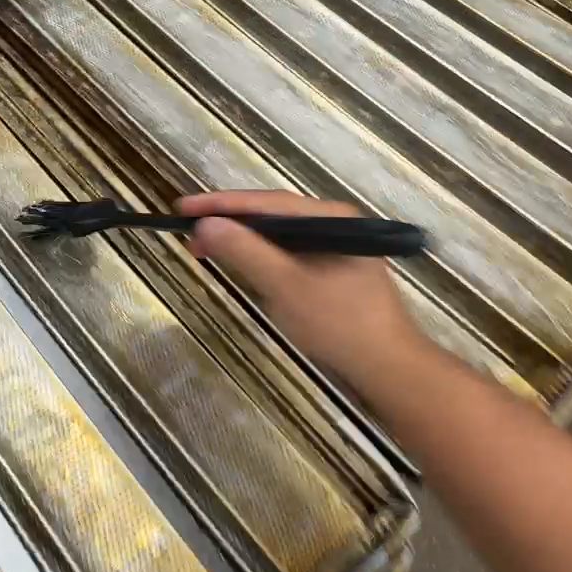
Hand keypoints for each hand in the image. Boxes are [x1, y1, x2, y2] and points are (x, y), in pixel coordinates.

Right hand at [178, 190, 427, 382]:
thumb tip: (205, 223)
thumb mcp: (285, 285)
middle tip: (186, 230)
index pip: (266, 202)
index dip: (219, 203)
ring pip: (275, 233)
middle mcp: (334, 224)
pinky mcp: (329, 270)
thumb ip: (245, 251)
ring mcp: (333, 247)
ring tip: (202, 246)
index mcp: (331, 218)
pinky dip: (255, 254)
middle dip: (226, 220)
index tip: (182, 207)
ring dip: (238, 238)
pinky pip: (283, 252)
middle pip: (270, 214)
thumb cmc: (340, 323)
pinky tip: (236, 262)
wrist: (389, 368)